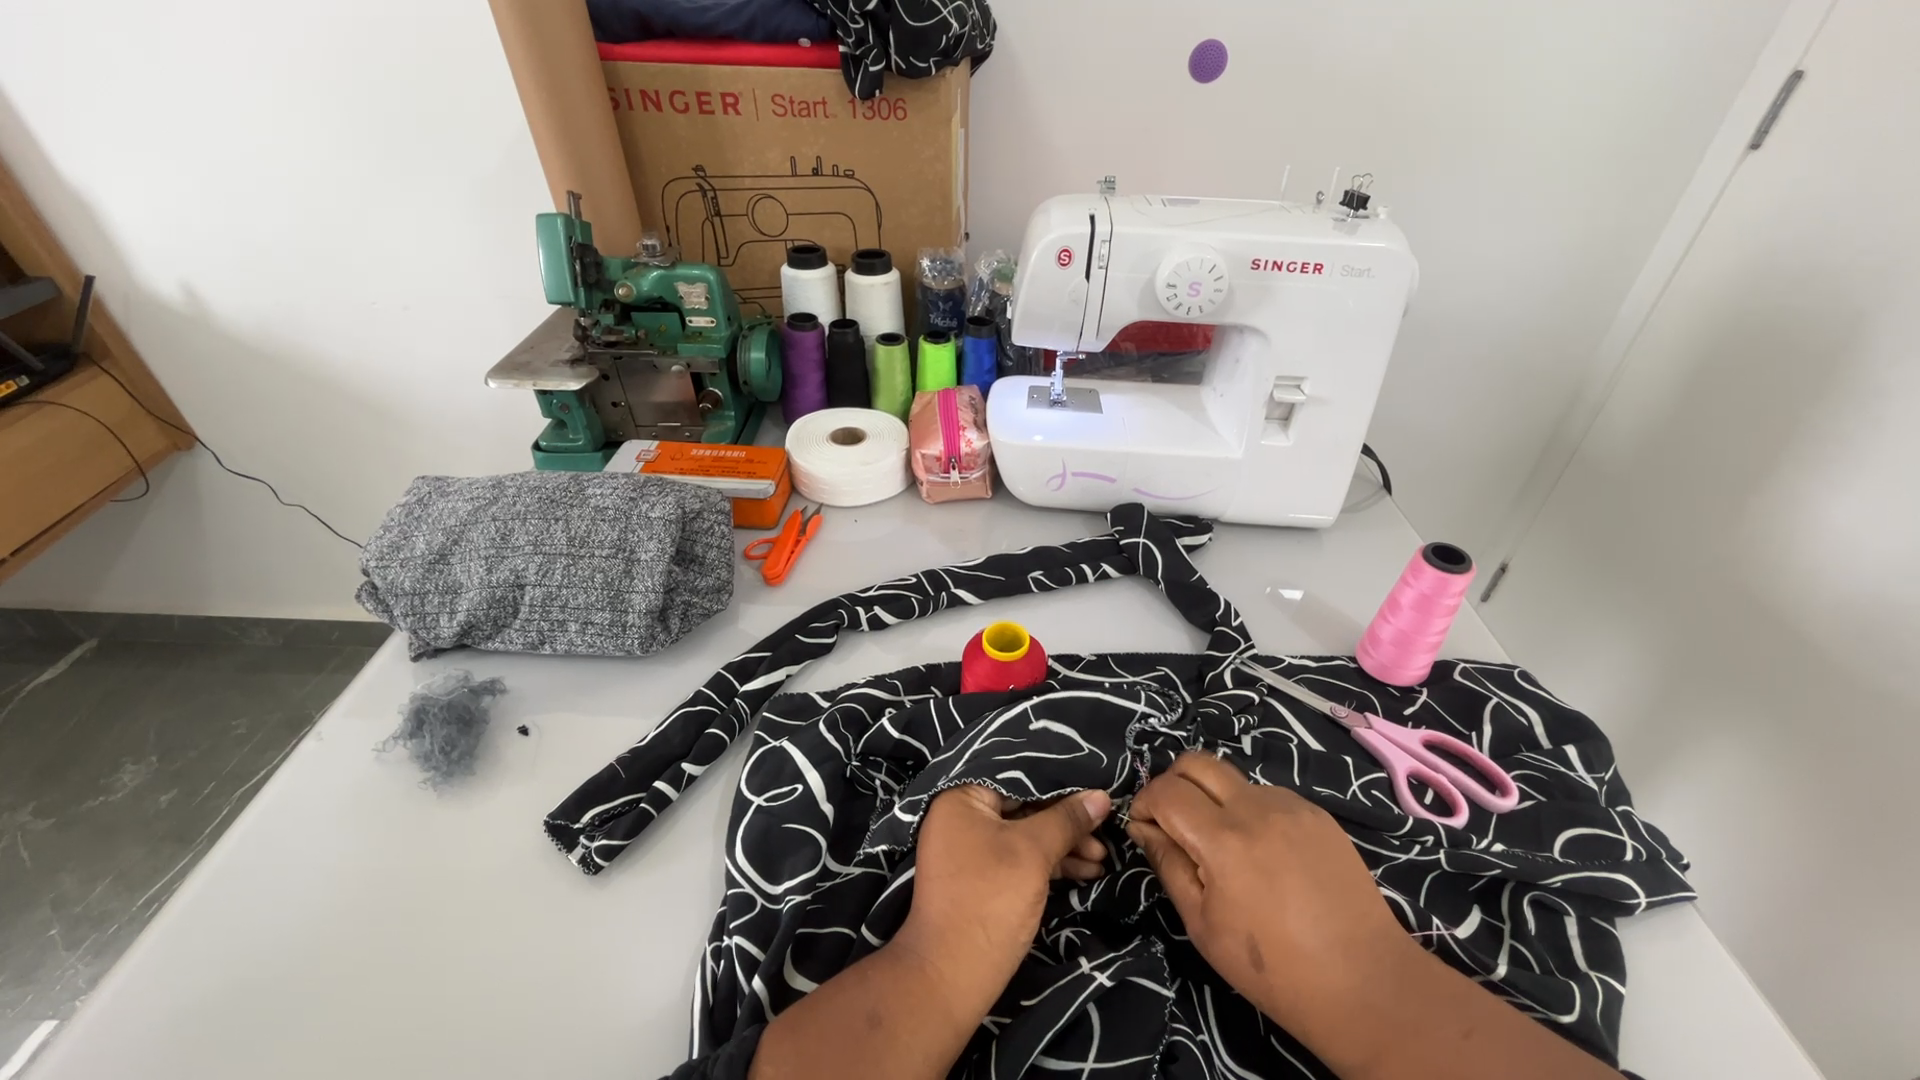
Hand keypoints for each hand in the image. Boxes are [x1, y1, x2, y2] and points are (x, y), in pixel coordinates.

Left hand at [898, 785, 1111, 993]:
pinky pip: (1020, 856)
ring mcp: (970, 848)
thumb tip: (1101, 796)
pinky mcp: (982, 877)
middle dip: (1067, 820)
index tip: (1097, 789)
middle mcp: (961, 816)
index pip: (1018, 776)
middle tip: (1105, 831)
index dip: (1060, 783)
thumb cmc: (989, 899)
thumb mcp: (1033, 852)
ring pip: (1026, 833)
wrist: (950, 975)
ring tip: (1102, 858)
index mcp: (962, 797)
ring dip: (1064, 844)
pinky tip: (1085, 871)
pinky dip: (1050, 863)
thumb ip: (1067, 820)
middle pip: (1024, 805)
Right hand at [1126, 753, 1415, 1029]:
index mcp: (1223, 841)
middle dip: (1172, 783)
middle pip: (1197, 762)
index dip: (1144, 802)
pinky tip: (1262, 855)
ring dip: (1213, 798)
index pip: (1167, 791)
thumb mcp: (1202, 925)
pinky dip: (1249, 812)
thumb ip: (1169, 866)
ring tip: (1223, 847)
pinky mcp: (1318, 815)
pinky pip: (1268, 796)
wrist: (1364, 982)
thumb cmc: (1272, 967)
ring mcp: (1292, 807)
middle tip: (1172, 821)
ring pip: (1234, 778)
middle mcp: (1256, 809)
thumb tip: (1144, 828)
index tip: (1142, 826)